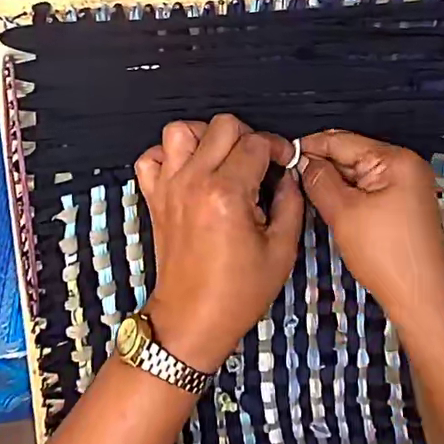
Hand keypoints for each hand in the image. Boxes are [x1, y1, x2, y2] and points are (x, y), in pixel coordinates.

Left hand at [133, 115, 303, 373]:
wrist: (192, 319)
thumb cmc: (237, 292)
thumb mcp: (281, 250)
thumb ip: (291, 203)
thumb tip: (289, 176)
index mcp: (227, 193)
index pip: (256, 143)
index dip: (278, 147)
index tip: (285, 162)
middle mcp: (194, 182)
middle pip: (222, 125)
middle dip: (247, 136)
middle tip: (258, 160)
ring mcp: (169, 187)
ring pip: (181, 130)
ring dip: (206, 137)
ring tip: (222, 158)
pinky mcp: (155, 197)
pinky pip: (152, 157)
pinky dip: (169, 155)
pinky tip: (190, 170)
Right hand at [296, 130, 443, 332]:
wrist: (420, 298)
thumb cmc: (390, 258)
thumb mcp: (343, 213)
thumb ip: (319, 180)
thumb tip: (303, 161)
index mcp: (396, 160)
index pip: (342, 140)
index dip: (310, 146)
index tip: (286, 153)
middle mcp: (405, 167)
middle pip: (350, 153)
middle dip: (322, 165)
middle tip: (293, 176)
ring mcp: (407, 186)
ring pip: (357, 173)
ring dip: (333, 181)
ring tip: (309, 193)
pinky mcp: (403, 204)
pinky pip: (367, 189)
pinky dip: (348, 195)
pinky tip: (332, 205)